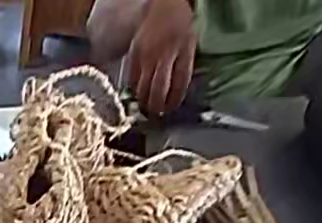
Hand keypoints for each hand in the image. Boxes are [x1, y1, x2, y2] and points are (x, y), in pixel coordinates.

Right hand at [125, 0, 195, 116]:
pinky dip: (135, 90)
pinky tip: (138, 92)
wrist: (162, 2)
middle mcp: (164, 55)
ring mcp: (146, 56)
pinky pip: (132, 81)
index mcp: (183, 50)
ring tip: (146, 107)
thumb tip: (174, 93)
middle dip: (157, 107)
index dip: (174, 101)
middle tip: (156, 113)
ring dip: (144, 103)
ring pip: (143, 90)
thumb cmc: (179, 23)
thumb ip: (183, 66)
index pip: (179, 84)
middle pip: (158, 92)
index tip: (171, 108)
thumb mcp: (189, 43)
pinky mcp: (133, 56)